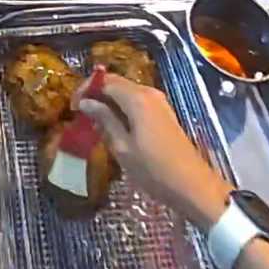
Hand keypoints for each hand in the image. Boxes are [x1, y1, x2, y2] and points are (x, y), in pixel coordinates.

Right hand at [76, 72, 232, 229]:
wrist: (194, 187)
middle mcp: (148, 92)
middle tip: (81, 113)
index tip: (73, 106)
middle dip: (96, 93)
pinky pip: (137, 101)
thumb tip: (87, 102)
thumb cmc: (155, 170)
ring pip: (126, 92)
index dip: (86, 89)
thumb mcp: (122, 148)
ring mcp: (158, 102)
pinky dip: (122, 107)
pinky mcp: (164, 113)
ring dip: (109, 101)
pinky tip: (115, 125)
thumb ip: (104, 120)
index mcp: (136, 98)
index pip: (104, 81)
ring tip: (95, 121)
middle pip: (116, 83)